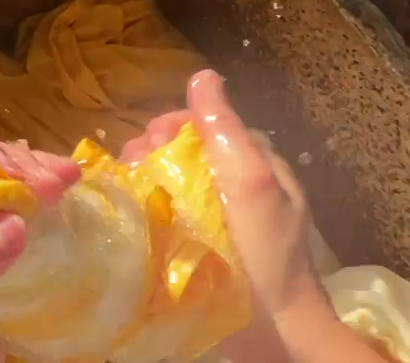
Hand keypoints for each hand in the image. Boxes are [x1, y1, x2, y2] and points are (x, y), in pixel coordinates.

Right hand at [121, 70, 381, 362]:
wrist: (278, 334)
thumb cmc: (266, 253)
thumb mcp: (250, 182)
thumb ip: (225, 129)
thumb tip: (203, 75)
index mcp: (255, 162)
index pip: (202, 123)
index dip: (171, 125)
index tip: (151, 143)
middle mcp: (238, 181)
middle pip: (182, 148)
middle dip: (153, 150)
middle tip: (137, 170)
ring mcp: (220, 213)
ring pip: (170, 175)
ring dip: (145, 176)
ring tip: (132, 193)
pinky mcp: (203, 242)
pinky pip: (167, 207)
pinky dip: (148, 203)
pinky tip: (137, 214)